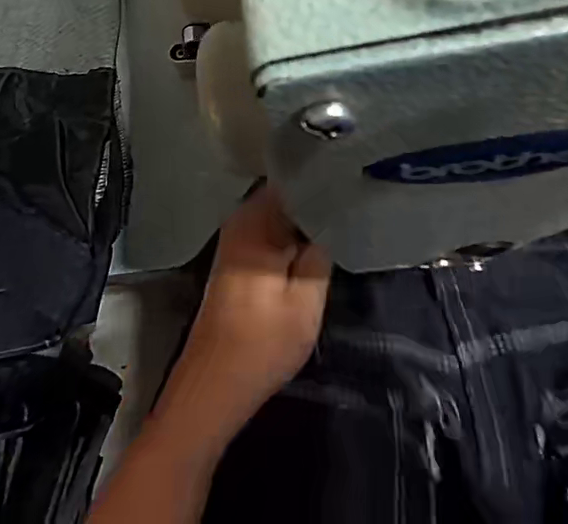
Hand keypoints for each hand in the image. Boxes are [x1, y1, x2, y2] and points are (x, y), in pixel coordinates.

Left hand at [173, 186, 332, 425]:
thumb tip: (330, 218)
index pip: (294, 180)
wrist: (212, 389)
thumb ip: (320, 253)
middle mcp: (240, 222)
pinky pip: (273, 233)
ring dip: (307, 220)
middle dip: (318, 198)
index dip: (324, 178)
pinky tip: (317, 245)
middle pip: (287, 195)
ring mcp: (236, 241)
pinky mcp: (238, 261)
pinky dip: (294, 237)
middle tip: (355, 200)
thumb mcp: (306, 301)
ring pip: (281, 216)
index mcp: (254, 222)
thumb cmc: (260, 345)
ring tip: (344, 218)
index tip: (353, 178)